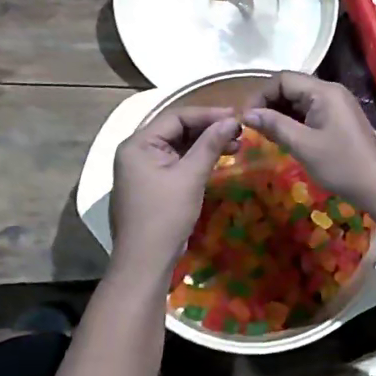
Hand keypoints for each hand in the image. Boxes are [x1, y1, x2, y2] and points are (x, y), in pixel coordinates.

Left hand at [111, 107, 241, 270]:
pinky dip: (196, 159)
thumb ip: (210, 144)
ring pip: (177, 147)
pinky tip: (217, 160)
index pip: (176, 117)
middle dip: (208, 129)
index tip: (236, 117)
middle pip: (176, 130)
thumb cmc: (165, 215)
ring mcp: (142, 169)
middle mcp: (136, 152)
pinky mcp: (151, 184)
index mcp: (138, 145)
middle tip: (239, 132)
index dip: (207, 114)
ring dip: (205, 144)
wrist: (145, 261)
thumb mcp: (190, 176)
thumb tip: (232, 121)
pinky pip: (175, 162)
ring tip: (235, 146)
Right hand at [241, 72, 375, 210]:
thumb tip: (246, 114)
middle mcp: (331, 91)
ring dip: (280, 114)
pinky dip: (295, 121)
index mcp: (324, 92)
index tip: (247, 118)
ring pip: (300, 100)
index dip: (261, 95)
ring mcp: (337, 105)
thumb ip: (274, 125)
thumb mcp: (302, 145)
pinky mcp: (339, 119)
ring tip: (266, 134)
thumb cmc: (340, 164)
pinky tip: (284, 137)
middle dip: (270, 104)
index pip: (283, 79)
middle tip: (254, 128)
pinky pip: (311, 111)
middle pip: (291, 87)